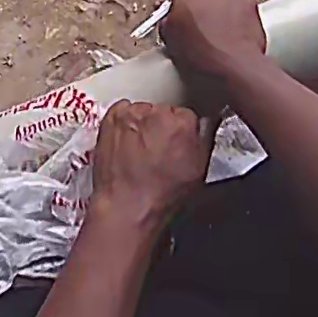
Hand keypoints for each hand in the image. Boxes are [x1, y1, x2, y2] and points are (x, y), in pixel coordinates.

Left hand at [90, 99, 212, 230]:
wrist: (126, 205)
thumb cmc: (160, 195)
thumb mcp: (198, 171)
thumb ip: (204, 139)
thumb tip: (205, 124)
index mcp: (183, 123)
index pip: (186, 115)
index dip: (182, 132)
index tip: (177, 142)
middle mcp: (157, 113)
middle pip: (163, 111)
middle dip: (161, 126)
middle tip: (157, 150)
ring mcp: (132, 114)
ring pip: (142, 111)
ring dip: (142, 125)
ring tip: (139, 150)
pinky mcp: (112, 117)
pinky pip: (122, 113)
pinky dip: (124, 124)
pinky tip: (126, 143)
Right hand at [159, 0, 267, 82]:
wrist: (233, 67)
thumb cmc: (199, 56)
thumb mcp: (170, 38)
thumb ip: (169, 19)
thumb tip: (171, 18)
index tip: (182, 6)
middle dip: (203, 1)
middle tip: (203, 21)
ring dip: (223, 6)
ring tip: (224, 28)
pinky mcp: (252, 3)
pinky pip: (245, 4)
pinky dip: (242, 14)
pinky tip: (239, 30)